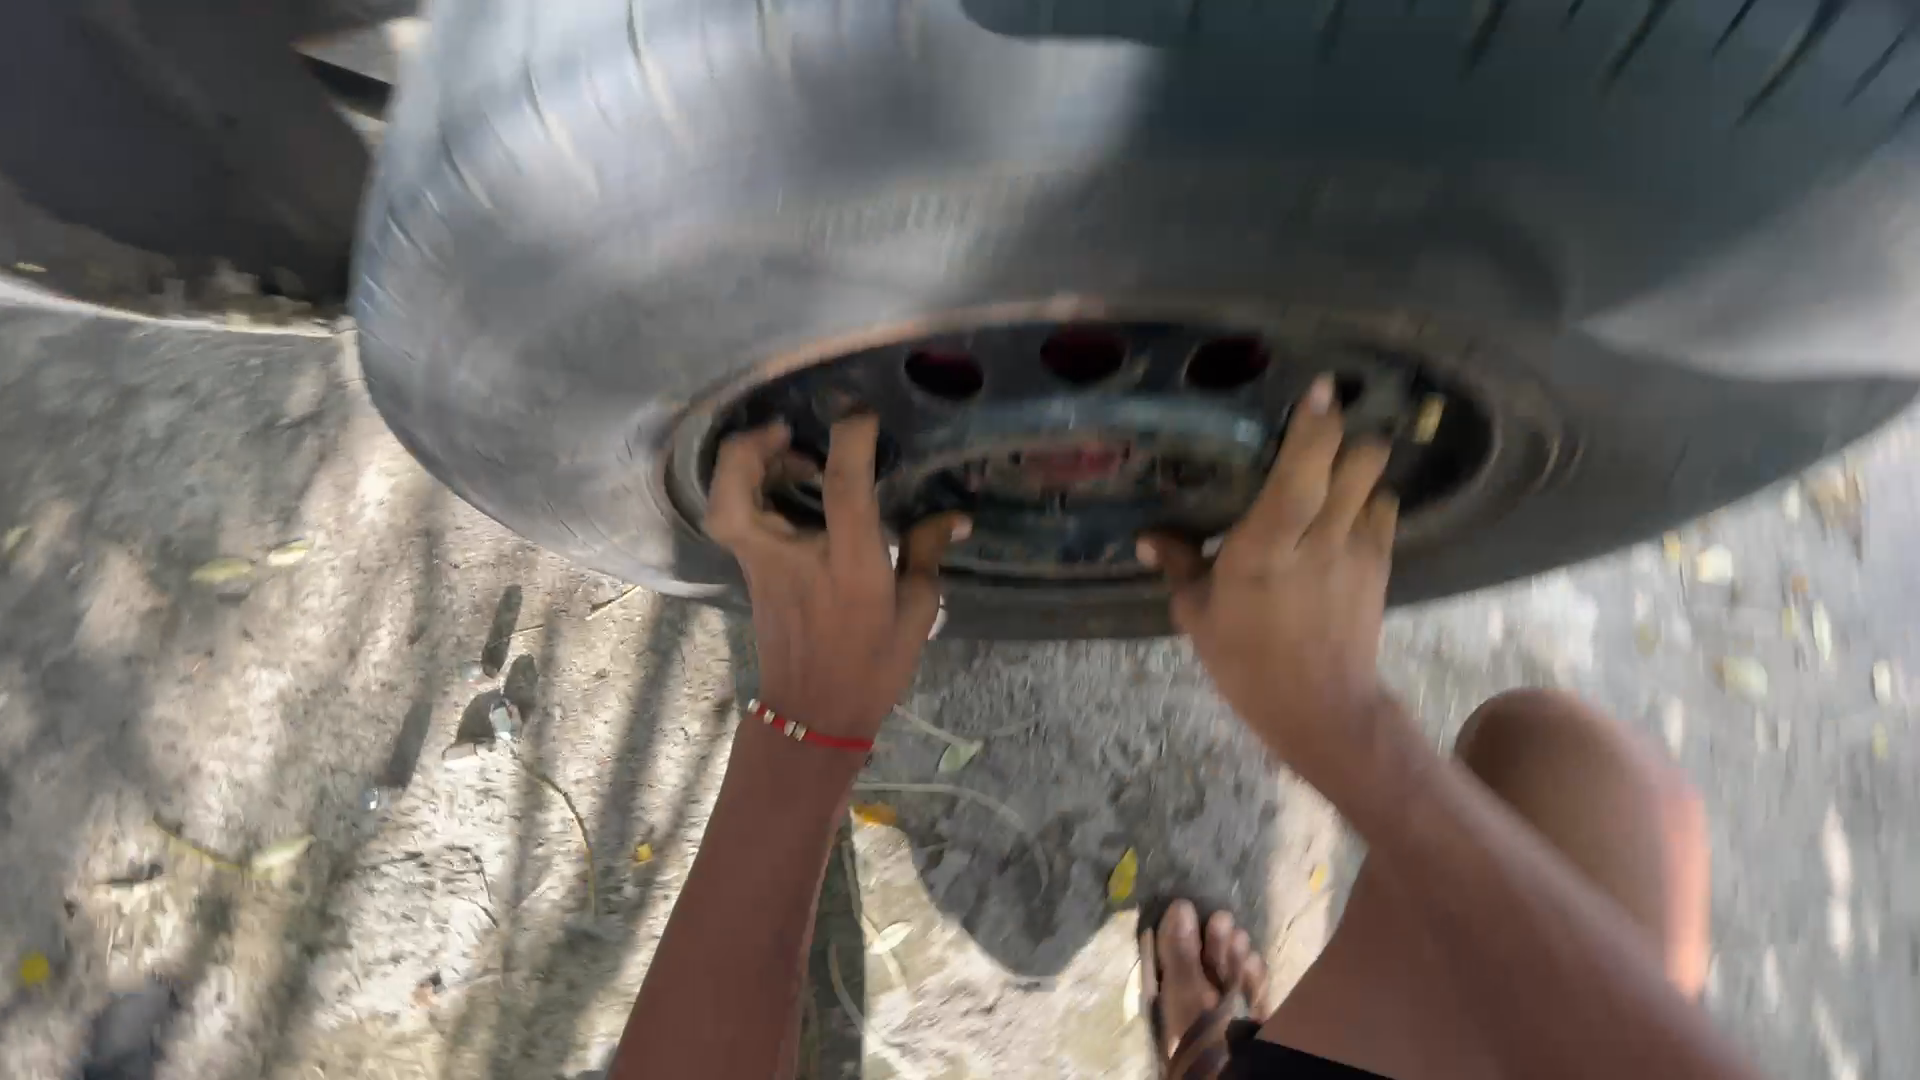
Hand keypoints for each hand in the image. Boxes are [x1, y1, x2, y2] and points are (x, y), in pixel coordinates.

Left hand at [707, 415, 968, 740]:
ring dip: (743, 466)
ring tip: (784, 453)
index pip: (842, 488)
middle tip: (785, 430)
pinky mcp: (751, 576)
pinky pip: (733, 522)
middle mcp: (794, 558)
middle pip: (738, 493)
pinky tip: (780, 488)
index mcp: (848, 566)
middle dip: (750, 448)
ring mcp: (762, 568)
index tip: (863, 418)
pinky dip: (745, 491)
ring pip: (724, 506)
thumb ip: (927, 555)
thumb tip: (955, 517)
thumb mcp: (916, 614)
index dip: (851, 441)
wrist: (814, 713)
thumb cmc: (872, 667)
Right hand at [1138, 376, 1397, 770]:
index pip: (1301, 473)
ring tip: (1331, 476)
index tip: (1316, 388)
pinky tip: (1343, 516)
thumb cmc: (1246, 661)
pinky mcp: (1381, 568)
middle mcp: (1320, 539)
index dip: (1313, 425)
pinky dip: (1368, 502)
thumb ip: (1179, 567)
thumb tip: (1149, 538)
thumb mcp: (1198, 615)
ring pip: (1377, 482)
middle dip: (1344, 437)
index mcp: (1266, 547)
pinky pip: (1384, 513)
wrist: (1320, 709)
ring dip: (1358, 471)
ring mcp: (1358, 552)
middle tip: (1317, 434)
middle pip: (1360, 461)